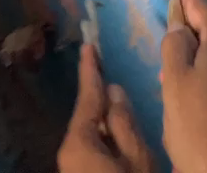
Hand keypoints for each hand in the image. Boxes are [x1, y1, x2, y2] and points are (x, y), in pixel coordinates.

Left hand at [58, 41, 153, 172]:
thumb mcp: (137, 159)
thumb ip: (125, 123)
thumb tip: (114, 91)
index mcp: (79, 141)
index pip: (87, 97)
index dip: (90, 70)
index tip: (88, 45)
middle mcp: (69, 151)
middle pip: (88, 115)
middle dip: (99, 92)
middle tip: (104, 63)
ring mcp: (72, 165)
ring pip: (92, 132)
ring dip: (104, 116)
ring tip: (115, 96)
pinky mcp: (79, 172)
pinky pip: (93, 147)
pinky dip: (104, 134)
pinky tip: (116, 130)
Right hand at [161, 0, 206, 172]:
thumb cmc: (202, 127)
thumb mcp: (175, 80)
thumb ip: (174, 45)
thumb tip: (181, 25)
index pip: (201, 0)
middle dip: (187, 25)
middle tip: (165, 26)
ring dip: (194, 55)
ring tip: (171, 66)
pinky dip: (204, 76)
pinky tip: (191, 97)